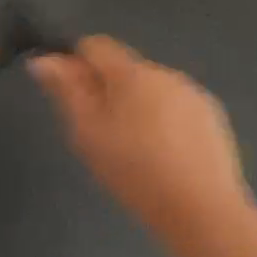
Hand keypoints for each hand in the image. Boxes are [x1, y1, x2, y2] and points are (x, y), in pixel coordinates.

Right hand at [29, 37, 256, 237]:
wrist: (202, 211)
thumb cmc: (133, 169)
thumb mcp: (86, 131)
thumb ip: (65, 90)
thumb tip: (43, 59)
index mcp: (132, 73)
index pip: (94, 45)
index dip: (74, 63)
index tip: (68, 95)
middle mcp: (166, 73)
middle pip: (123, 69)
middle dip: (105, 89)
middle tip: (96, 131)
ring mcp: (194, 96)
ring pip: (150, 89)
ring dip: (134, 106)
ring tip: (130, 148)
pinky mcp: (214, 120)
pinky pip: (175, 108)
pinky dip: (161, 122)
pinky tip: (160, 155)